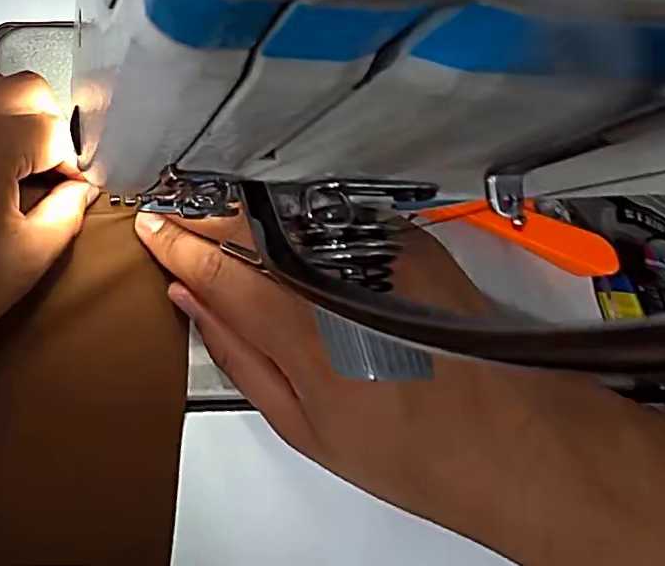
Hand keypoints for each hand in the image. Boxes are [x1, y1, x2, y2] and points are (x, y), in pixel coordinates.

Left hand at [0, 71, 95, 477]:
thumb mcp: (24, 261)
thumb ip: (66, 212)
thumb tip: (77, 189)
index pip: (54, 127)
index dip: (72, 161)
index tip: (70, 189)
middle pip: (24, 87)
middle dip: (49, 123)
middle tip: (50, 170)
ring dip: (12, 117)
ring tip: (14, 170)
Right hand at [134, 208, 620, 533]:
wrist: (517, 440)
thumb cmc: (414, 450)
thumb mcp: (302, 424)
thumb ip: (235, 352)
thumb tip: (189, 303)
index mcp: (299, 330)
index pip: (212, 266)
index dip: (171, 241)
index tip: (147, 226)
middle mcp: (332, 278)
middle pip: (240, 226)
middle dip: (199, 223)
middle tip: (178, 230)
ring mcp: (370, 250)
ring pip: (278, 216)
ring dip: (240, 221)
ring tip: (221, 237)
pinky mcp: (399, 236)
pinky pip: (322, 218)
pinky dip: (290, 225)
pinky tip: (285, 243)